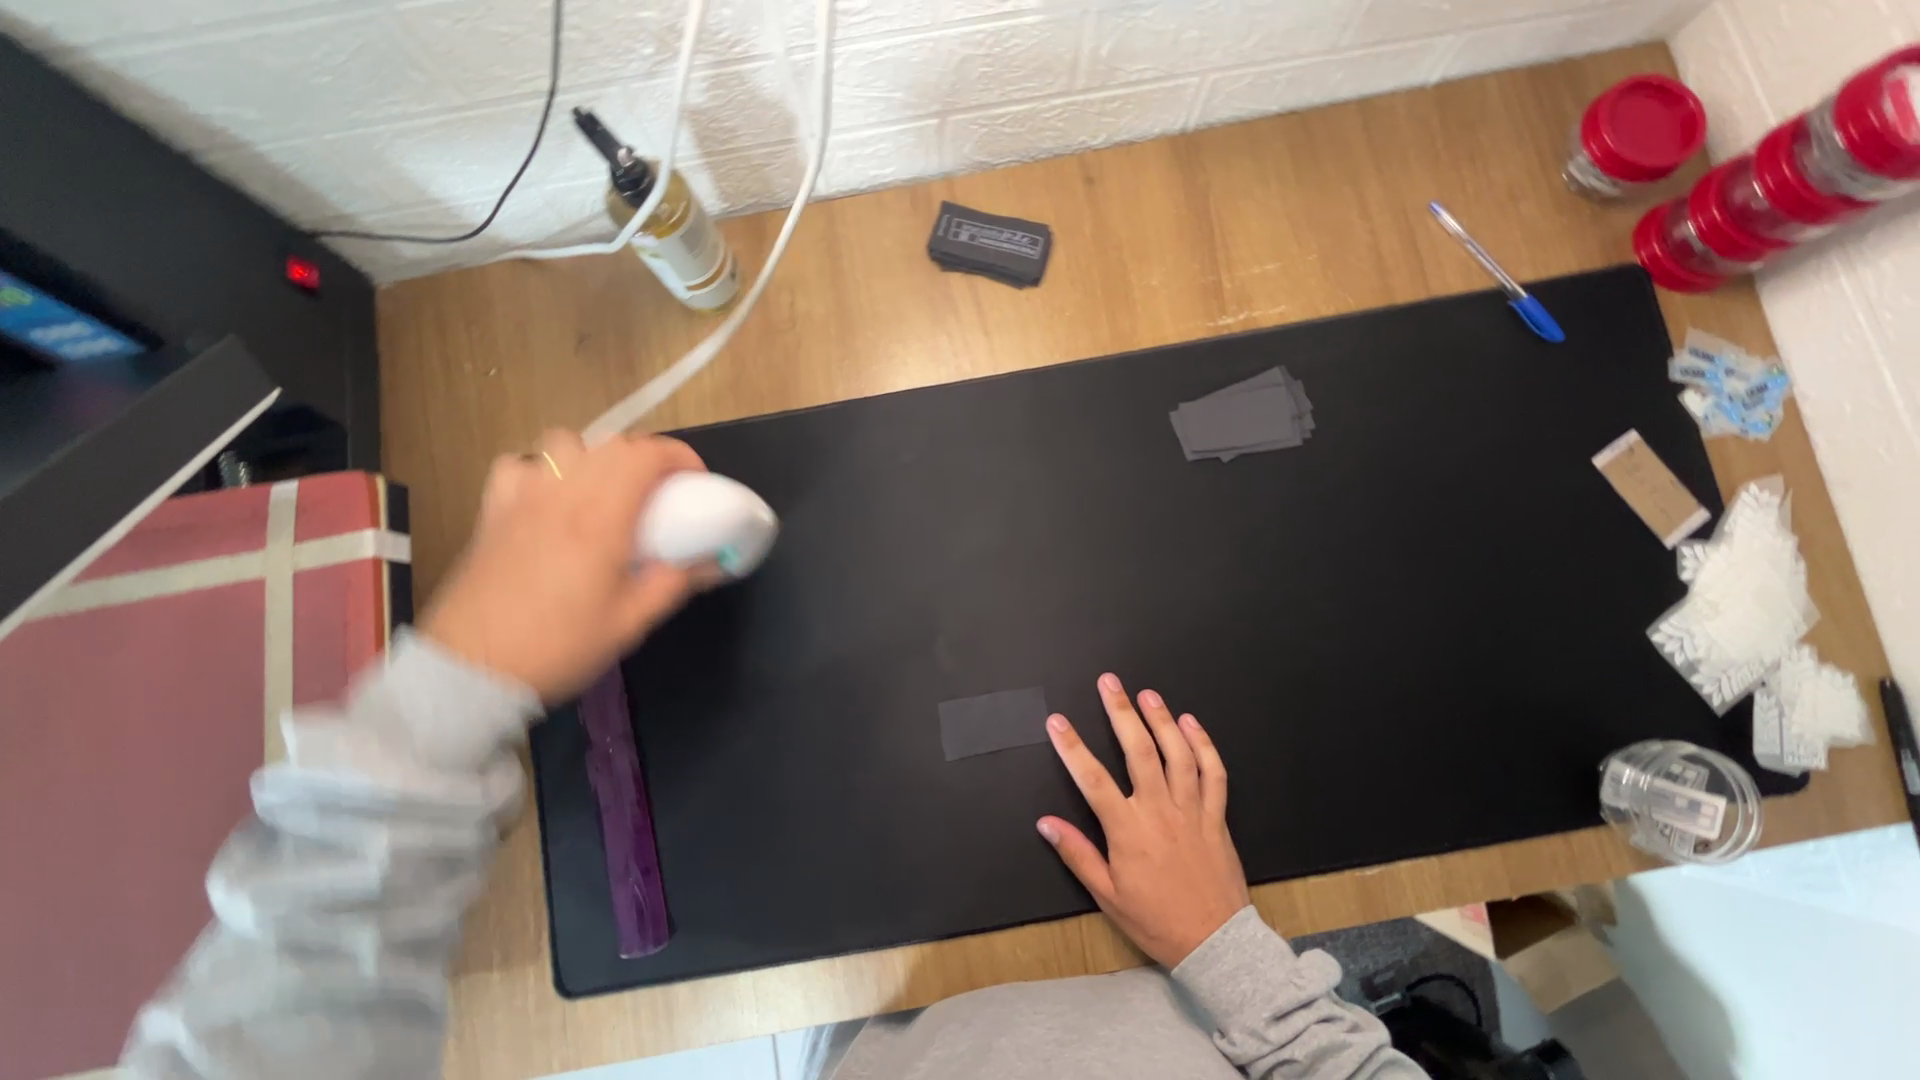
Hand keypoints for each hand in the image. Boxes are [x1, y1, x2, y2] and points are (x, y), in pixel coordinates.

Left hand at [420, 429, 714, 701]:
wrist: (472, 669)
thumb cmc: (559, 646)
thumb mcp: (630, 623)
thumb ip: (675, 583)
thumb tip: (713, 563)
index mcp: (601, 518)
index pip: (644, 455)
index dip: (678, 455)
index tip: (695, 479)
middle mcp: (561, 494)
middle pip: (611, 444)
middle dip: (647, 456)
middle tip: (662, 490)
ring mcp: (521, 498)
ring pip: (564, 443)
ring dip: (596, 456)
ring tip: (606, 490)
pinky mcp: (492, 512)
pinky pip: (518, 465)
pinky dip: (542, 470)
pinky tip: (550, 498)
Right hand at [1037, 673, 1249, 966]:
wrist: (1215, 944)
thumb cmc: (1156, 921)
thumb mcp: (1108, 895)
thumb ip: (1077, 854)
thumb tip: (1045, 823)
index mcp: (1128, 831)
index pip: (1092, 779)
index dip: (1072, 747)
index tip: (1057, 722)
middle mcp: (1160, 811)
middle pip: (1139, 751)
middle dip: (1121, 712)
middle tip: (1109, 683)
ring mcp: (1193, 810)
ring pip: (1178, 754)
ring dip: (1162, 719)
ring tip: (1147, 694)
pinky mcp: (1217, 816)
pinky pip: (1214, 773)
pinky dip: (1203, 745)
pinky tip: (1190, 723)